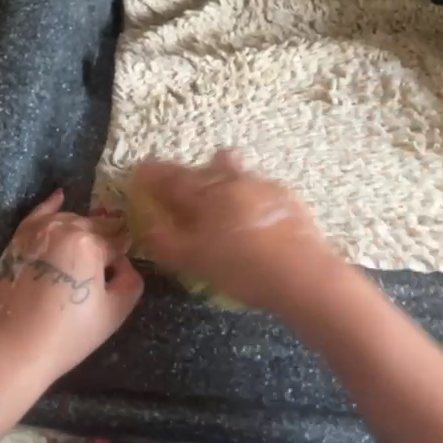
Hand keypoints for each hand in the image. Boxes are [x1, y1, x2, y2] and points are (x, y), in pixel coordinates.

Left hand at [0, 190, 143, 384]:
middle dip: (106, 237)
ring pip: (71, 219)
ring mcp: (40, 230)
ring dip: (83, 226)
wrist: (12, 346)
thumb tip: (125, 263)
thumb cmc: (67, 334)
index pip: (117, 242)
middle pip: (95, 226)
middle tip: (110, 254)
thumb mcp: (113, 314)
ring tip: (90, 239)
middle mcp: (66, 228)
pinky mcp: (19, 238)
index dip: (123, 255)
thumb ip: (131, 282)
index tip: (123, 264)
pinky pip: (40, 213)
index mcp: (91, 243)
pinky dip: (52, 205)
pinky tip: (60, 197)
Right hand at [130, 149, 348, 314]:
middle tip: (183, 191)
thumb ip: (165, 241)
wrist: (302, 274)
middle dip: (188, 175)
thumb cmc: (242, 270)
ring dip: (221, 179)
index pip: (169, 177)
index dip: (152, 174)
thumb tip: (145, 223)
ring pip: (233, 171)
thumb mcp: (194, 262)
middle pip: (202, 168)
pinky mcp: (285, 195)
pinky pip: (258, 187)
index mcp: (204, 194)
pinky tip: (254, 218)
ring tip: (221, 202)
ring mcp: (260, 184)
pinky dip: (249, 196)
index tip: (140, 171)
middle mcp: (230, 180)